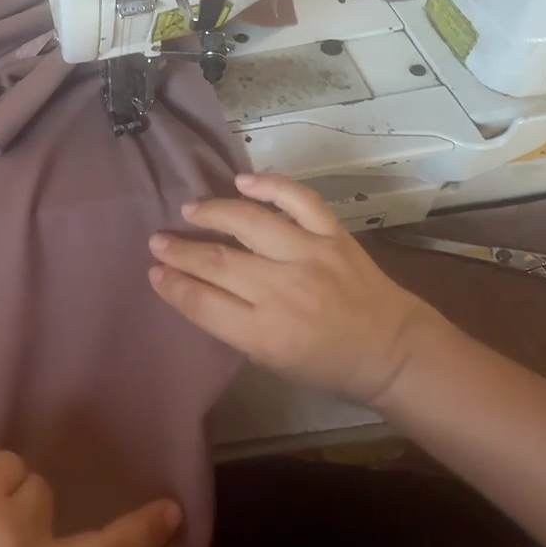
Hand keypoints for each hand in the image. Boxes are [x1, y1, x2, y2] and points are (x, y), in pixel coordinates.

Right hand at [147, 173, 449, 405]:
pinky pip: (299, 201)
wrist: (392, 351)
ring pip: (250, 222)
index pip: (203, 302)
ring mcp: (311, 257)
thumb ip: (232, 324)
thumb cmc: (326, 364)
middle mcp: (284, 291)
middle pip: (218, 261)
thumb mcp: (271, 360)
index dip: (172, 284)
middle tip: (156, 239)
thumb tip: (192, 286)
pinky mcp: (334, 236)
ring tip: (189, 209)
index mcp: (267, 335)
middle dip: (179, 249)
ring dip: (212, 212)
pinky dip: (269, 185)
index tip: (153, 270)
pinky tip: (242, 181)